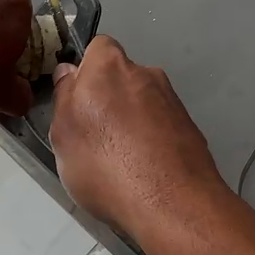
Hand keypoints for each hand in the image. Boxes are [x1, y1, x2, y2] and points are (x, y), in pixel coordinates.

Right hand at [51, 37, 226, 236]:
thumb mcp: (62, 134)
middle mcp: (146, 73)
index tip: (77, 101)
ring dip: (132, 122)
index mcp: (110, 65)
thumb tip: (69, 74)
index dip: (85, 71)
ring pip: (142, 103)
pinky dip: (153, 141)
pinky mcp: (192, 130)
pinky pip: (162, 127)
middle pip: (120, 77)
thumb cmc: (106, 164)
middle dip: (109, 98)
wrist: (174, 206)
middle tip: (95, 136)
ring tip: (122, 162)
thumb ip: (64, 96)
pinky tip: (146, 172)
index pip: (96, 48)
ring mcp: (173, 102)